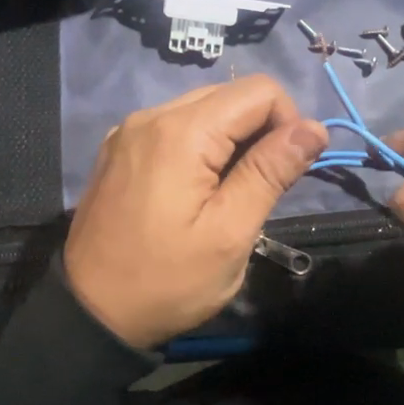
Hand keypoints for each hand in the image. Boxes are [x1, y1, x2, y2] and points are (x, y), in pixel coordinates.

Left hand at [64, 76, 327, 347]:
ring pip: (201, 108)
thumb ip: (271, 172)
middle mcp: (151, 116)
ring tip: (228, 194)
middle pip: (229, 94)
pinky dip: (198, 147)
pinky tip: (194, 190)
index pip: (258, 91)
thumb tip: (314, 127)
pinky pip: (172, 128)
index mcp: (181, 132)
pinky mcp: (118, 150)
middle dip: (260, 130)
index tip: (287, 172)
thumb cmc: (166, 281)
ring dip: (229, 140)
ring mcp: (129, 131)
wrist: (89, 313)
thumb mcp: (230, 234)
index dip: (289, 122)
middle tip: (260, 188)